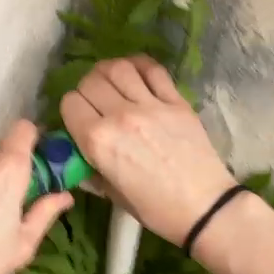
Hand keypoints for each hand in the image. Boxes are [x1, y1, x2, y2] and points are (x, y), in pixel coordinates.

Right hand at [60, 57, 235, 244]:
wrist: (204, 207)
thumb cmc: (154, 208)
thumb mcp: (111, 194)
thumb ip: (91, 168)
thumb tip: (80, 153)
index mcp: (98, 141)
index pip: (70, 103)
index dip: (70, 110)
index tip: (79, 118)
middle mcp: (120, 116)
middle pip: (90, 82)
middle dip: (86, 89)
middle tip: (95, 101)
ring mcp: (150, 105)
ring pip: (118, 68)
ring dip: (108, 71)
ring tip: (112, 82)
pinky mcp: (176, 101)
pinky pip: (153, 70)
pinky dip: (139, 65)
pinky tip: (136, 73)